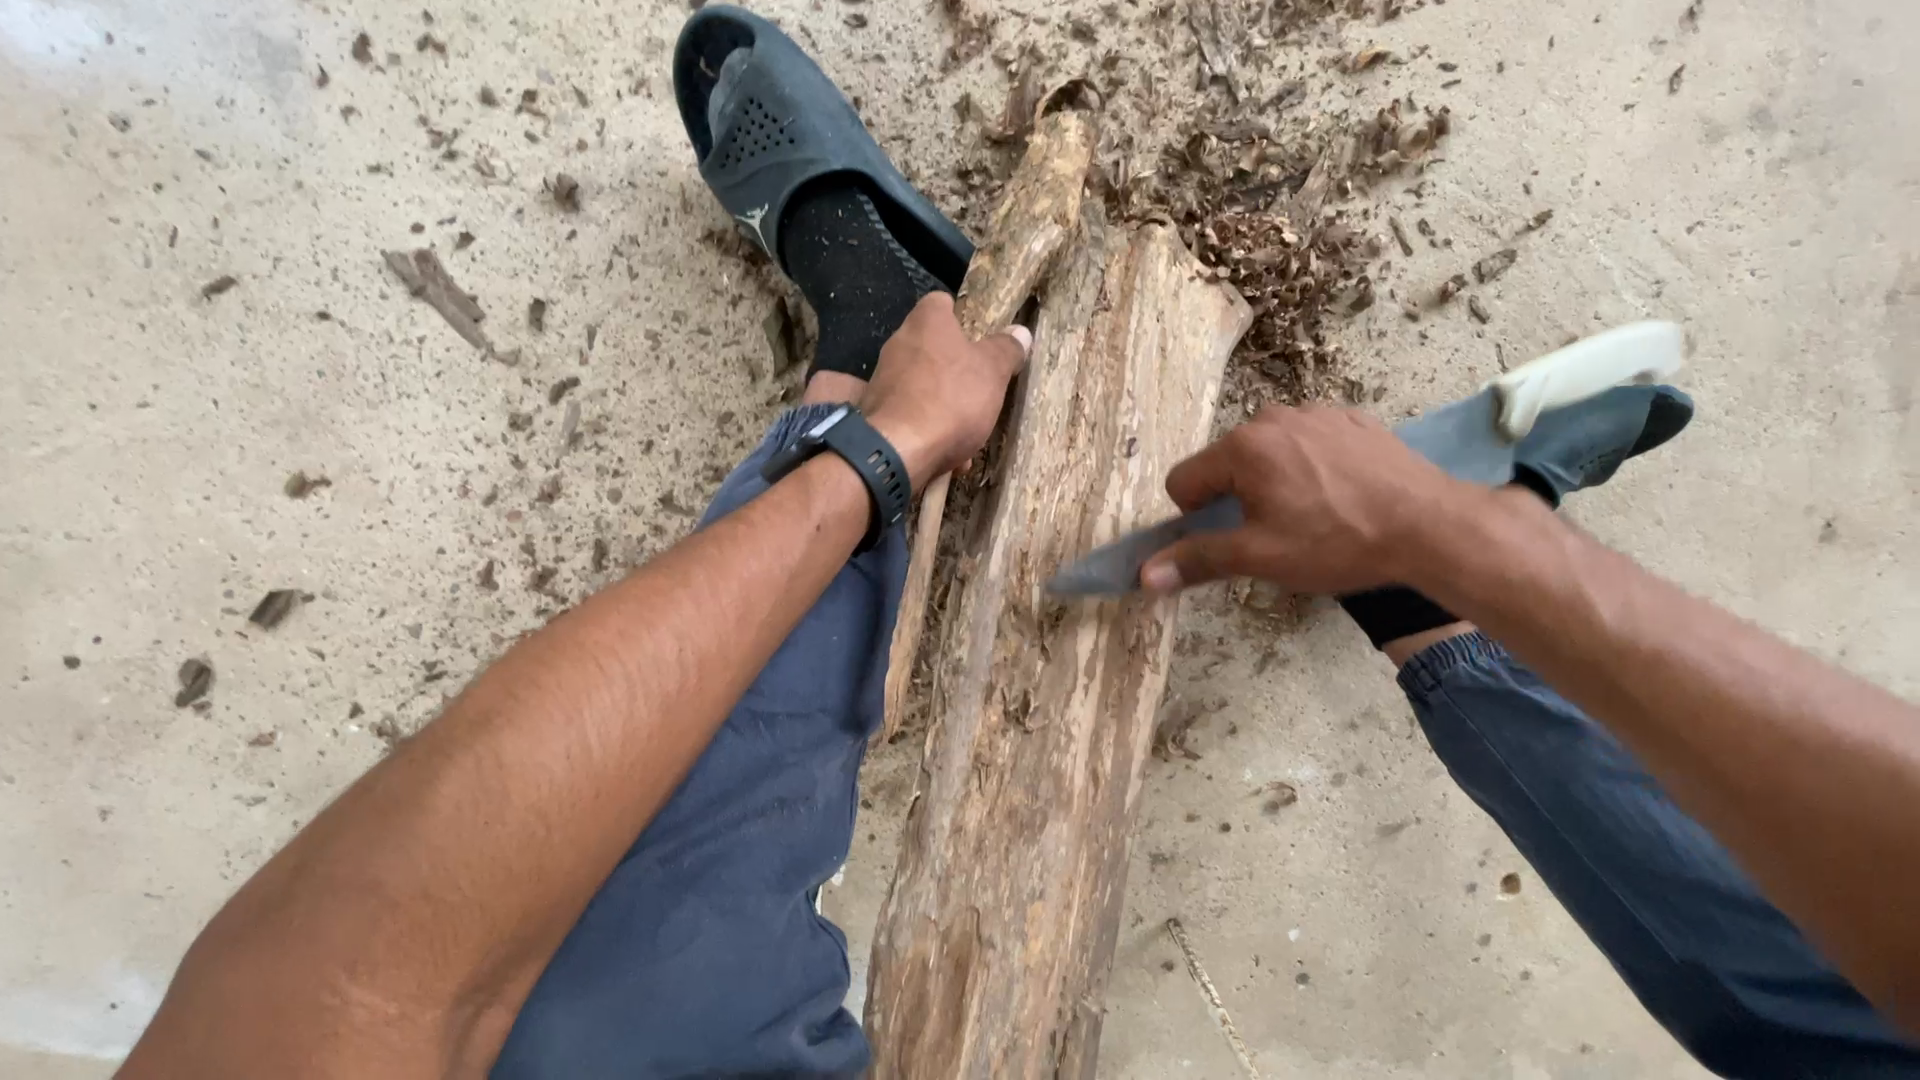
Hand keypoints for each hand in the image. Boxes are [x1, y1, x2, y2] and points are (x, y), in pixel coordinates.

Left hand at [861, 293, 1031, 490]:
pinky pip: (909, 417)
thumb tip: (1020, 333)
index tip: (980, 337)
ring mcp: (882, 381)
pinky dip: (928, 431)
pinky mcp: (875, 415)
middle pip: (932, 348)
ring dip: (945, 407)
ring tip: (968, 433)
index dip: (962, 316)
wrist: (899, 451)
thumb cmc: (951, 399)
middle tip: (981, 390)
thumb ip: (1006, 350)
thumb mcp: (992, 371)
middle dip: (956, 370)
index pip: (941, 303)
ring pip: (922, 387)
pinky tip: (947, 456)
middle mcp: (897, 344)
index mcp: (925, 322)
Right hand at [1140, 405, 1472, 594]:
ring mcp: (1316, 413)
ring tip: (1313, 513)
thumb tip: (1145, 575)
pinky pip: (1307, 442)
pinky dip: (1310, 466)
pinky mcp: (1352, 419)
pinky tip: (1340, 493)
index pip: (1183, 481)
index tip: (1235, 537)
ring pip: (1267, 452)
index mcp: (1243, 447)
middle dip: (1237, 497)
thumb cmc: (1337, 542)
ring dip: (1273, 480)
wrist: (1431, 526)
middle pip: (1225, 464)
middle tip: (1276, 531)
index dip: (1196, 517)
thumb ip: (1198, 559)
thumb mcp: (1260, 557)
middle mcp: (1272, 418)